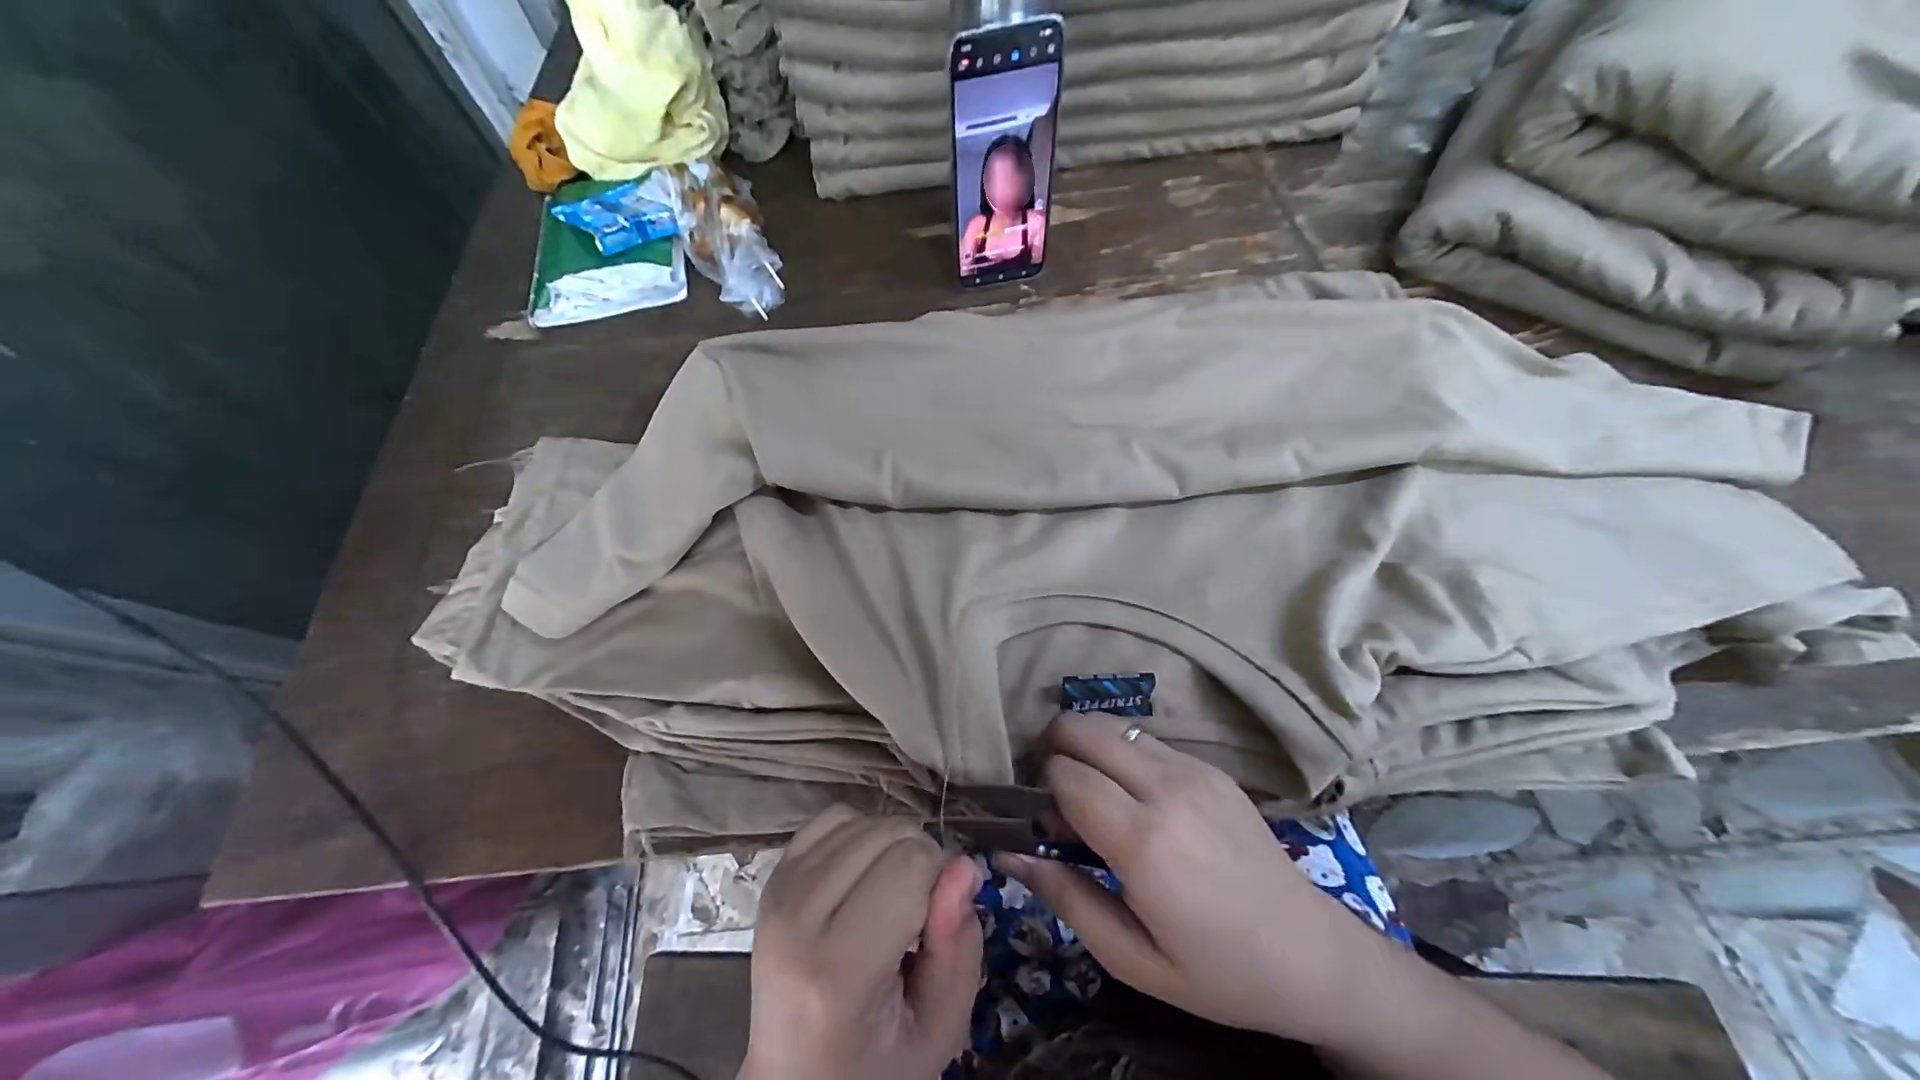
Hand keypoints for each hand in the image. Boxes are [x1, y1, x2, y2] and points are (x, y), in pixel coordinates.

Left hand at [740, 806, 983, 1079]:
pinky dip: (861, 833)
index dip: (942, 883)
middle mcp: (797, 917)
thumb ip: (960, 948)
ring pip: (865, 820)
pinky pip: (833, 818)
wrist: (795, 1076)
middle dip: (922, 861)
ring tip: (890, 898)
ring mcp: (779, 891)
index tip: (937, 925)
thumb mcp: (939, 1029)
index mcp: (838, 968)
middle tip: (917, 915)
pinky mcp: (774, 876)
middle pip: (889, 833)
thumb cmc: (875, 1063)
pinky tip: (864, 875)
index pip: (910, 864)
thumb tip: (964, 864)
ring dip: (893, 847)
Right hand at [996, 713, 1386, 1044]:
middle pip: (1082, 729)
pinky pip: (1146, 739)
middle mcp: (1167, 789)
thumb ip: (1065, 897)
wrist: (1312, 955)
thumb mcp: (1131, 958)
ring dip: (1087, 746)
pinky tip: (1131, 795)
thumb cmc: (1217, 972)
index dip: (1041, 790)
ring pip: (1113, 725)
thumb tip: (1007, 854)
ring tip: (1090, 790)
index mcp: (1144, 842)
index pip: (1065, 774)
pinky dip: (1121, 753)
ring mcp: (1194, 771)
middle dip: (1054, 750)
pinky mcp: (1212, 768)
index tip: (1044, 820)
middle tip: (1054, 794)